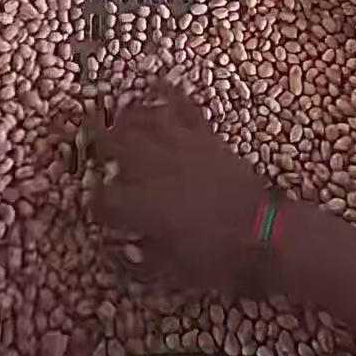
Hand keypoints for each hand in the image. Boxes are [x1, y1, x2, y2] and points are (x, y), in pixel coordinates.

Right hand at [88, 82, 271, 292]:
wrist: (265, 233)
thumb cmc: (217, 257)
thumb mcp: (173, 271)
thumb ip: (140, 261)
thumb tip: (120, 252)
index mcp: (140, 204)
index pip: (104, 199)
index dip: (96, 205)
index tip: (98, 211)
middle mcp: (152, 167)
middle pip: (113, 145)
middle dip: (97, 144)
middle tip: (90, 144)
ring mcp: (178, 146)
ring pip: (142, 121)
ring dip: (125, 119)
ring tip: (117, 119)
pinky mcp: (202, 136)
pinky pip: (182, 108)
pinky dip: (169, 94)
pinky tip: (158, 84)